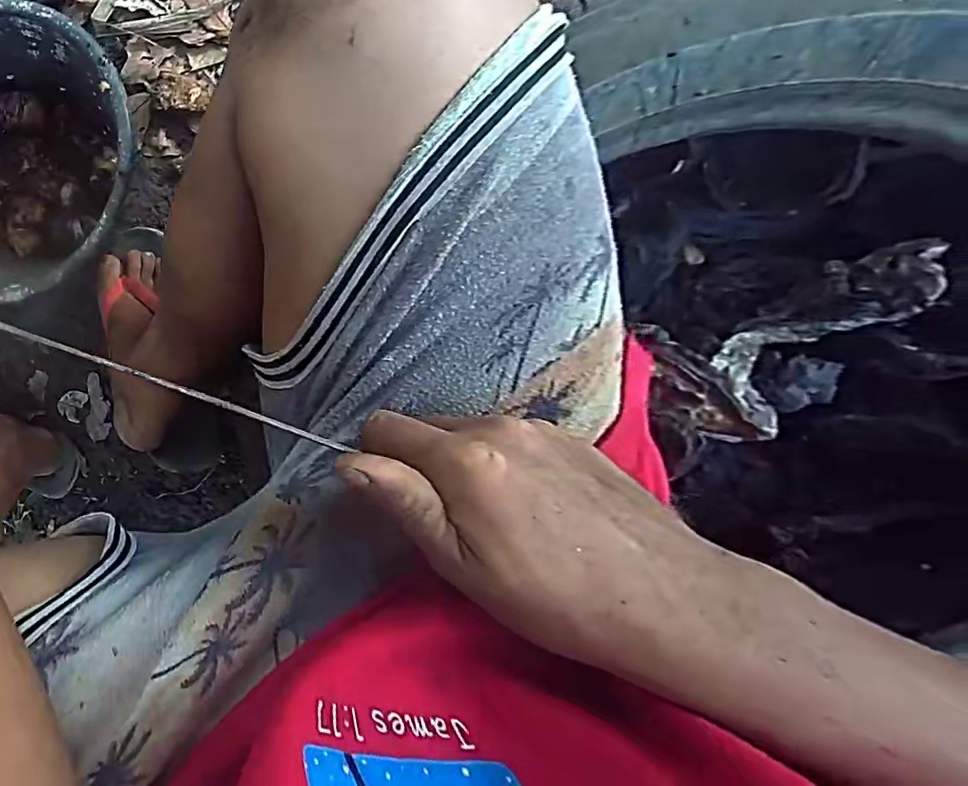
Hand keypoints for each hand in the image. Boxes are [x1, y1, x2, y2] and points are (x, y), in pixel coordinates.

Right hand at [336, 411, 740, 678]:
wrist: (684, 608)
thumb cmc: (554, 598)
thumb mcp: (461, 562)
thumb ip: (402, 500)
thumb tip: (348, 461)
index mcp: (460, 455)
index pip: (382, 426)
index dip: (376, 459)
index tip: (400, 500)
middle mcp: (494, 425)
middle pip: (421, 424)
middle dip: (418, 460)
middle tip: (451, 516)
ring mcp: (538, 427)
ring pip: (464, 428)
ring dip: (459, 458)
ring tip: (498, 511)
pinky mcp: (572, 436)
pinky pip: (507, 435)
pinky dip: (500, 458)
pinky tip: (537, 503)